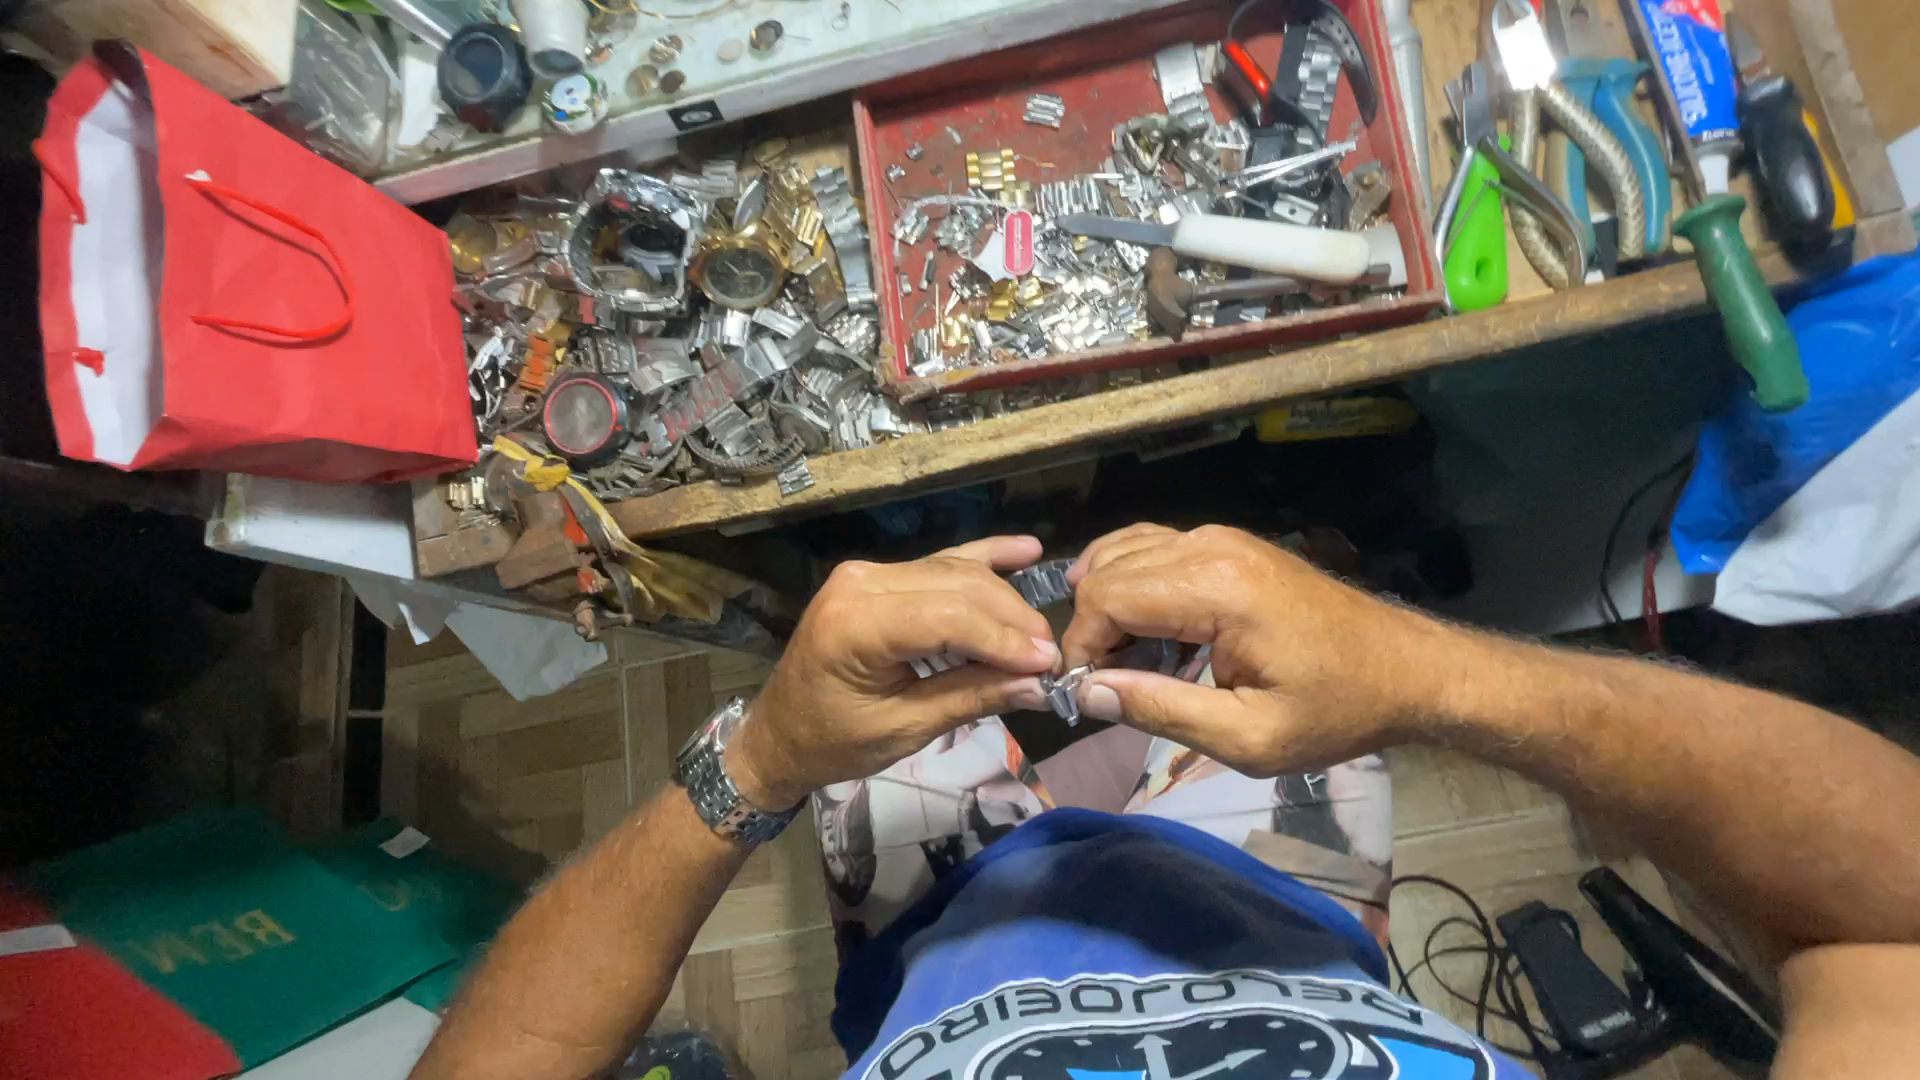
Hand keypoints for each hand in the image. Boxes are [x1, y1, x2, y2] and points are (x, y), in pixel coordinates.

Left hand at [729, 536, 1058, 808]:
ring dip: (1003, 599)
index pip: (949, 615)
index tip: (1048, 664)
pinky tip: (1023, 549)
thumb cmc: (831, 741)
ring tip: (1040, 633)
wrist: (778, 733)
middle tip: (1049, 657)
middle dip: (1010, 619)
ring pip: (955, 572)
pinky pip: (938, 563)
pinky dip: (982, 558)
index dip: (1004, 638)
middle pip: (958, 586)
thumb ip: (970, 697)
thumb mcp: (901, 729)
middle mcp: (861, 581)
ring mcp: (868, 572)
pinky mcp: (878, 575)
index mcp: (855, 623)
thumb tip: (1038, 683)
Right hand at [1061, 523, 1447, 775]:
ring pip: (1120, 552)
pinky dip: (1123, 577)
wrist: (1406, 669)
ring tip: (1118, 655)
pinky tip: (1128, 616)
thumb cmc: (1334, 709)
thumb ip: (1162, 711)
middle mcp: (1208, 545)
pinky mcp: (1223, 542)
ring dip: (1103, 602)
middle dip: (1088, 628)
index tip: (1086, 692)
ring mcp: (1216, 536)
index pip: (1107, 597)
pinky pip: (1148, 545)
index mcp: (1216, 588)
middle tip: (1102, 681)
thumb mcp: (1249, 737)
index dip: (1081, 646)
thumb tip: (1088, 693)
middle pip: (1107, 572)